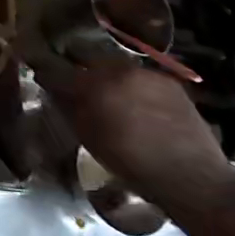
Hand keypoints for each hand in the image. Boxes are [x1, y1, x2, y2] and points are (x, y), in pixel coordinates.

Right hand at [25, 39, 233, 206]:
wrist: (195, 179)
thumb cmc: (134, 167)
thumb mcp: (90, 140)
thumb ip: (69, 109)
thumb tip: (54, 89)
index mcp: (91, 86)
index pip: (55, 67)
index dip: (43, 69)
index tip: (39, 72)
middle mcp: (115, 70)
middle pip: (84, 56)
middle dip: (75, 66)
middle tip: (75, 83)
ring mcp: (144, 72)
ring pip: (113, 65)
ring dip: (105, 76)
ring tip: (109, 96)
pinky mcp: (167, 79)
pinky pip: (139, 76)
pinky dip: (132, 86)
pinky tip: (139, 105)